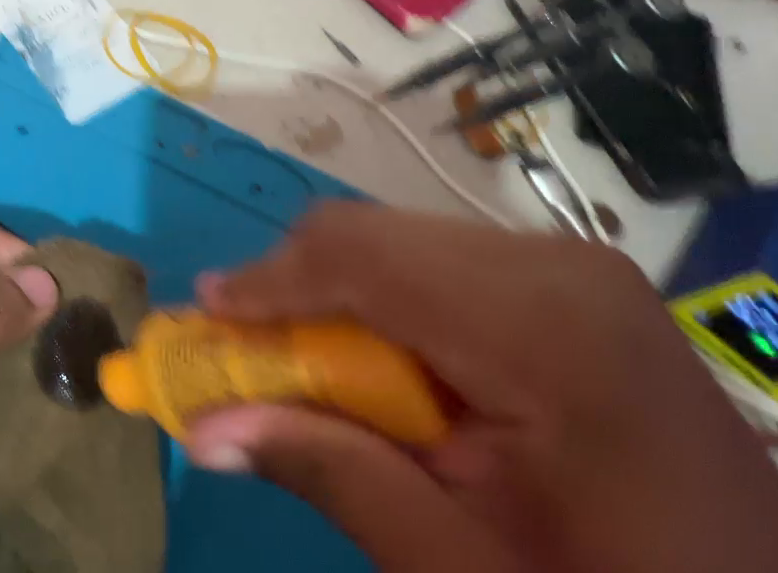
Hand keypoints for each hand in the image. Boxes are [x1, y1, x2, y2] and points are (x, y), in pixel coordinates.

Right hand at [186, 201, 777, 572]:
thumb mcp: (464, 570)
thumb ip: (332, 475)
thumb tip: (201, 430)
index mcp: (550, 331)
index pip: (365, 256)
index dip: (269, 280)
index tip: (202, 315)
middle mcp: (562, 270)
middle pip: (372, 237)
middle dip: (293, 291)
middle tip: (247, 353)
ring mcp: (576, 273)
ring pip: (395, 244)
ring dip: (333, 299)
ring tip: (308, 369)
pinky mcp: (574, 290)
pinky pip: (435, 267)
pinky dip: (380, 307)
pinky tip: (380, 370)